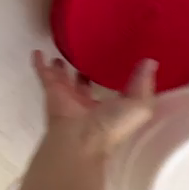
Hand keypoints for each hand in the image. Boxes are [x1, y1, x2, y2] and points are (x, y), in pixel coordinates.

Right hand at [32, 51, 156, 154]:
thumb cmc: (112, 124)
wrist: (80, 138)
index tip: (118, 59)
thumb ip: (143, 84)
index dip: (115, 78)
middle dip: (84, 73)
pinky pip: (44, 74)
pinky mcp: (51, 91)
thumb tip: (151, 61)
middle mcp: (86, 103)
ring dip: (61, 68)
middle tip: (86, 55)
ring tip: (61, 55)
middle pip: (84, 85)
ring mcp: (67, 97)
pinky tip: (37, 52)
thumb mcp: (139, 106)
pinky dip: (39, 64)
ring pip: (62, 79)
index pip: (111, 91)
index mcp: (108, 109)